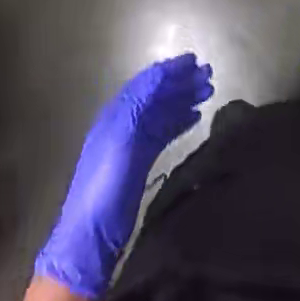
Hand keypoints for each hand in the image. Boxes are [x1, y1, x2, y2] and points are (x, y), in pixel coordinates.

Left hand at [36, 53, 213, 297]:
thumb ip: (139, 108)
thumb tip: (159, 76)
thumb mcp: (122, 142)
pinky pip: (161, 132)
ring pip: (160, 111)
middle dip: (180, 82)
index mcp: (117, 114)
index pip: (147, 83)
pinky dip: (178, 121)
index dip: (170, 70)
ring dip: (182, 99)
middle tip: (209, 76)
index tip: (196, 61)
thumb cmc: (105, 188)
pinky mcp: (138, 162)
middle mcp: (123, 123)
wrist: (90, 238)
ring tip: (208, 93)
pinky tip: (195, 118)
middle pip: (155, 94)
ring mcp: (131, 143)